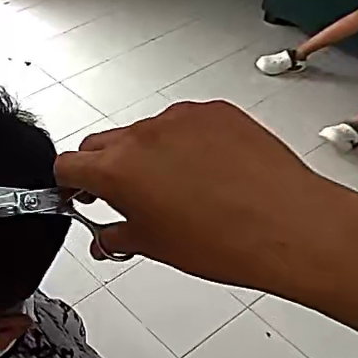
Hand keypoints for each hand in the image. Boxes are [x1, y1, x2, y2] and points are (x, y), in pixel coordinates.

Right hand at [54, 102, 357, 292]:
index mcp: (118, 168)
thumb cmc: (228, 240)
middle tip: (124, 196)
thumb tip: (108, 236)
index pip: (68, 164)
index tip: (81, 194)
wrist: (288, 226)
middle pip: (103, 143)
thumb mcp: (156, 246)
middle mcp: (145, 134)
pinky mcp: (216, 111)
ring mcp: (182, 118)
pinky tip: (207, 174)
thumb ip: (118, 235)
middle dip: (105, 168)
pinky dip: (186, 143)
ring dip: (149, 156)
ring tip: (178, 190)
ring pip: (146, 133)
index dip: (70, 183)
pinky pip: (185, 123)